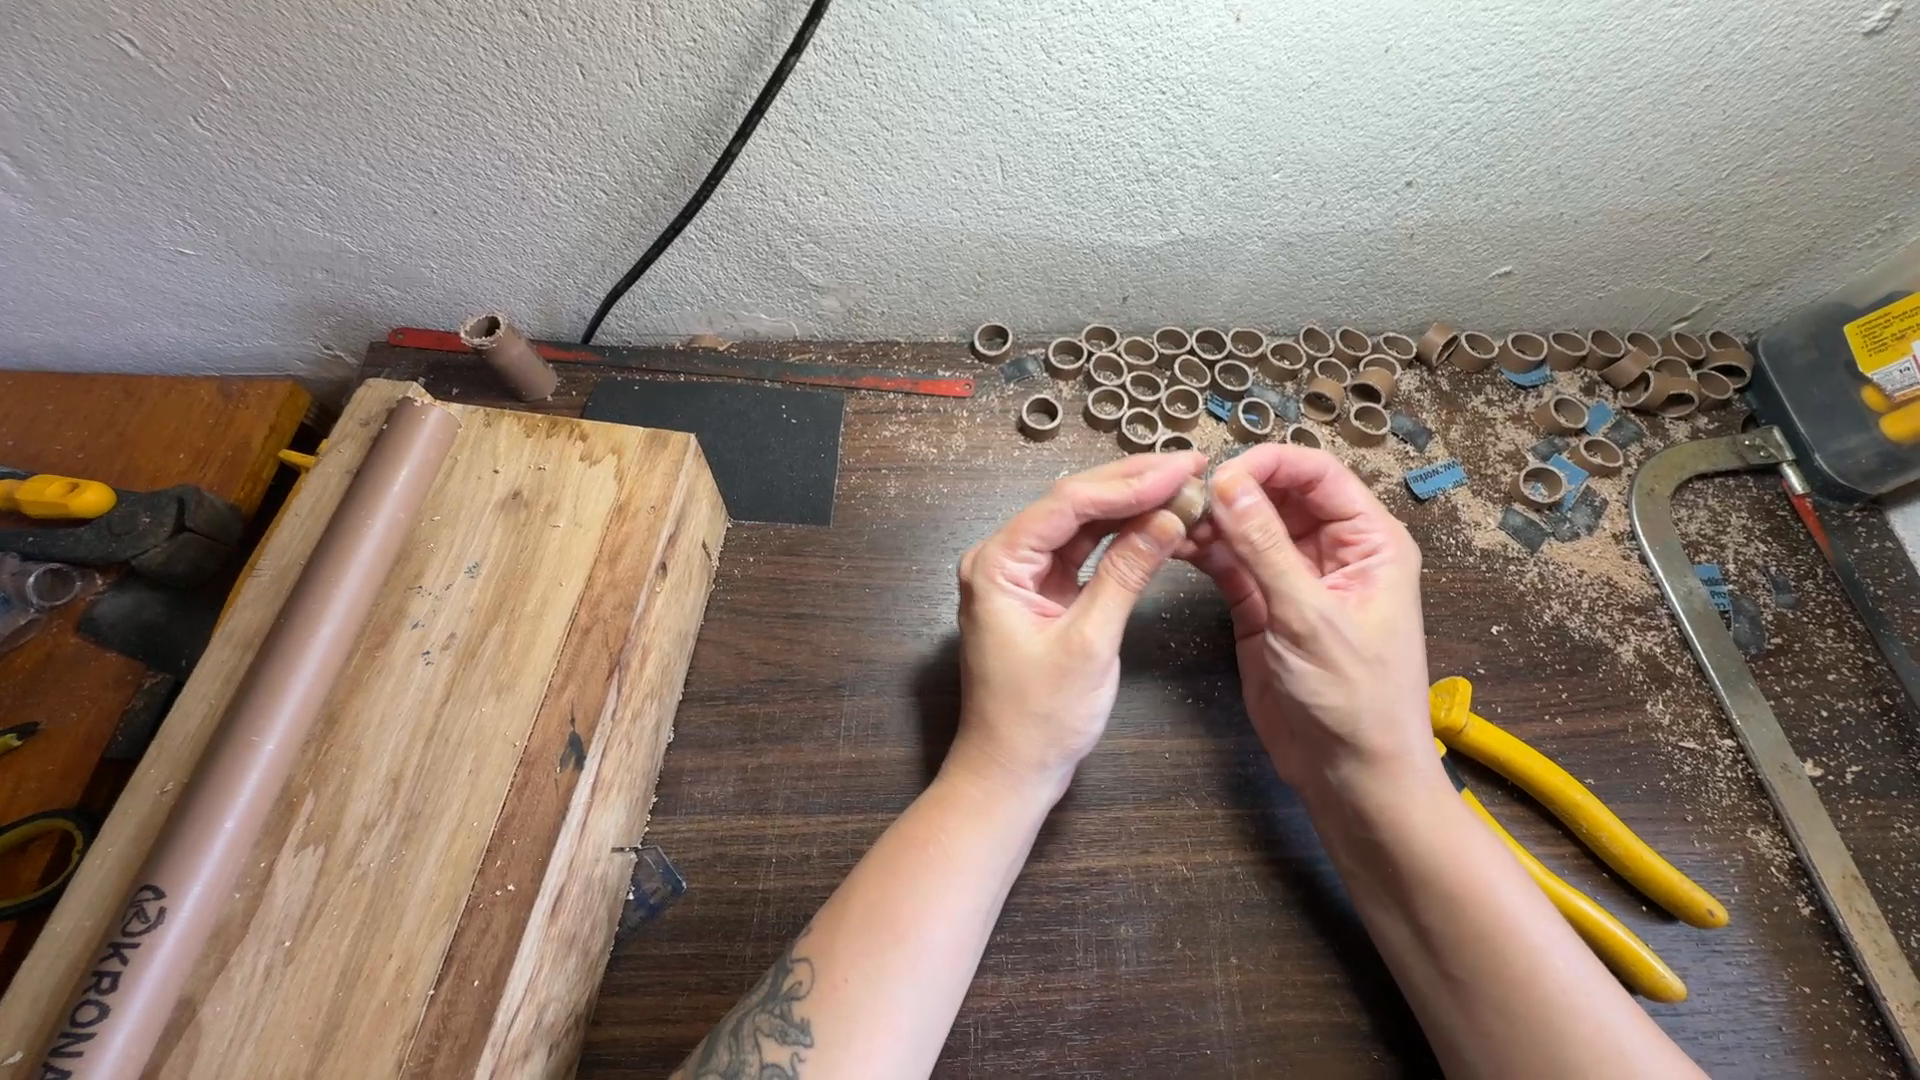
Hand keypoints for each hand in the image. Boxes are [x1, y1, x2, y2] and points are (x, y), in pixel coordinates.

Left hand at [950, 452, 1206, 798]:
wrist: (1012, 770)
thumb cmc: (1039, 718)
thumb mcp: (1090, 642)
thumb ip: (1126, 574)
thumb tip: (1169, 518)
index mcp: (996, 564)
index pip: (1067, 504)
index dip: (1127, 482)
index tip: (1180, 467)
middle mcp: (1002, 558)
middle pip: (1072, 505)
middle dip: (1131, 483)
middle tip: (1189, 464)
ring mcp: (1021, 574)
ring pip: (1080, 524)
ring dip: (1130, 505)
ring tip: (1182, 484)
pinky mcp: (1041, 592)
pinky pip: (1082, 552)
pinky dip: (1119, 538)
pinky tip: (1155, 521)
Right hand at [1186, 445, 1438, 799]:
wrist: (1348, 773)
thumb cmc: (1355, 698)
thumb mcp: (1310, 617)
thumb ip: (1265, 547)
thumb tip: (1228, 483)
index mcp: (1368, 542)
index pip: (1317, 475)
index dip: (1269, 464)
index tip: (1219, 473)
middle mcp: (1330, 551)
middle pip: (1277, 496)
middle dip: (1232, 491)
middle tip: (1184, 498)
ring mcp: (1290, 578)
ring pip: (1246, 528)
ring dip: (1211, 520)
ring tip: (1173, 523)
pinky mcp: (1259, 605)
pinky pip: (1228, 563)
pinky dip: (1203, 552)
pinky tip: (1176, 546)